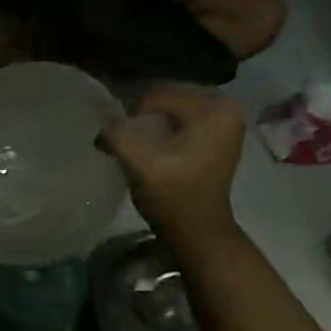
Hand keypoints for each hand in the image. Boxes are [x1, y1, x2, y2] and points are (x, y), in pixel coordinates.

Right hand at [98, 89, 245, 244]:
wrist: (199, 233)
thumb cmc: (174, 198)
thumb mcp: (140, 165)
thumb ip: (118, 136)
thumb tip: (104, 130)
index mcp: (214, 107)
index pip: (156, 97)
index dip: (131, 118)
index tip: (117, 145)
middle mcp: (226, 107)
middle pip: (167, 103)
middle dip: (143, 123)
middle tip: (128, 149)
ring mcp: (226, 123)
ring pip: (173, 114)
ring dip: (152, 130)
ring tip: (141, 154)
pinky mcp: (219, 138)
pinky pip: (184, 125)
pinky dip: (166, 137)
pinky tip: (156, 156)